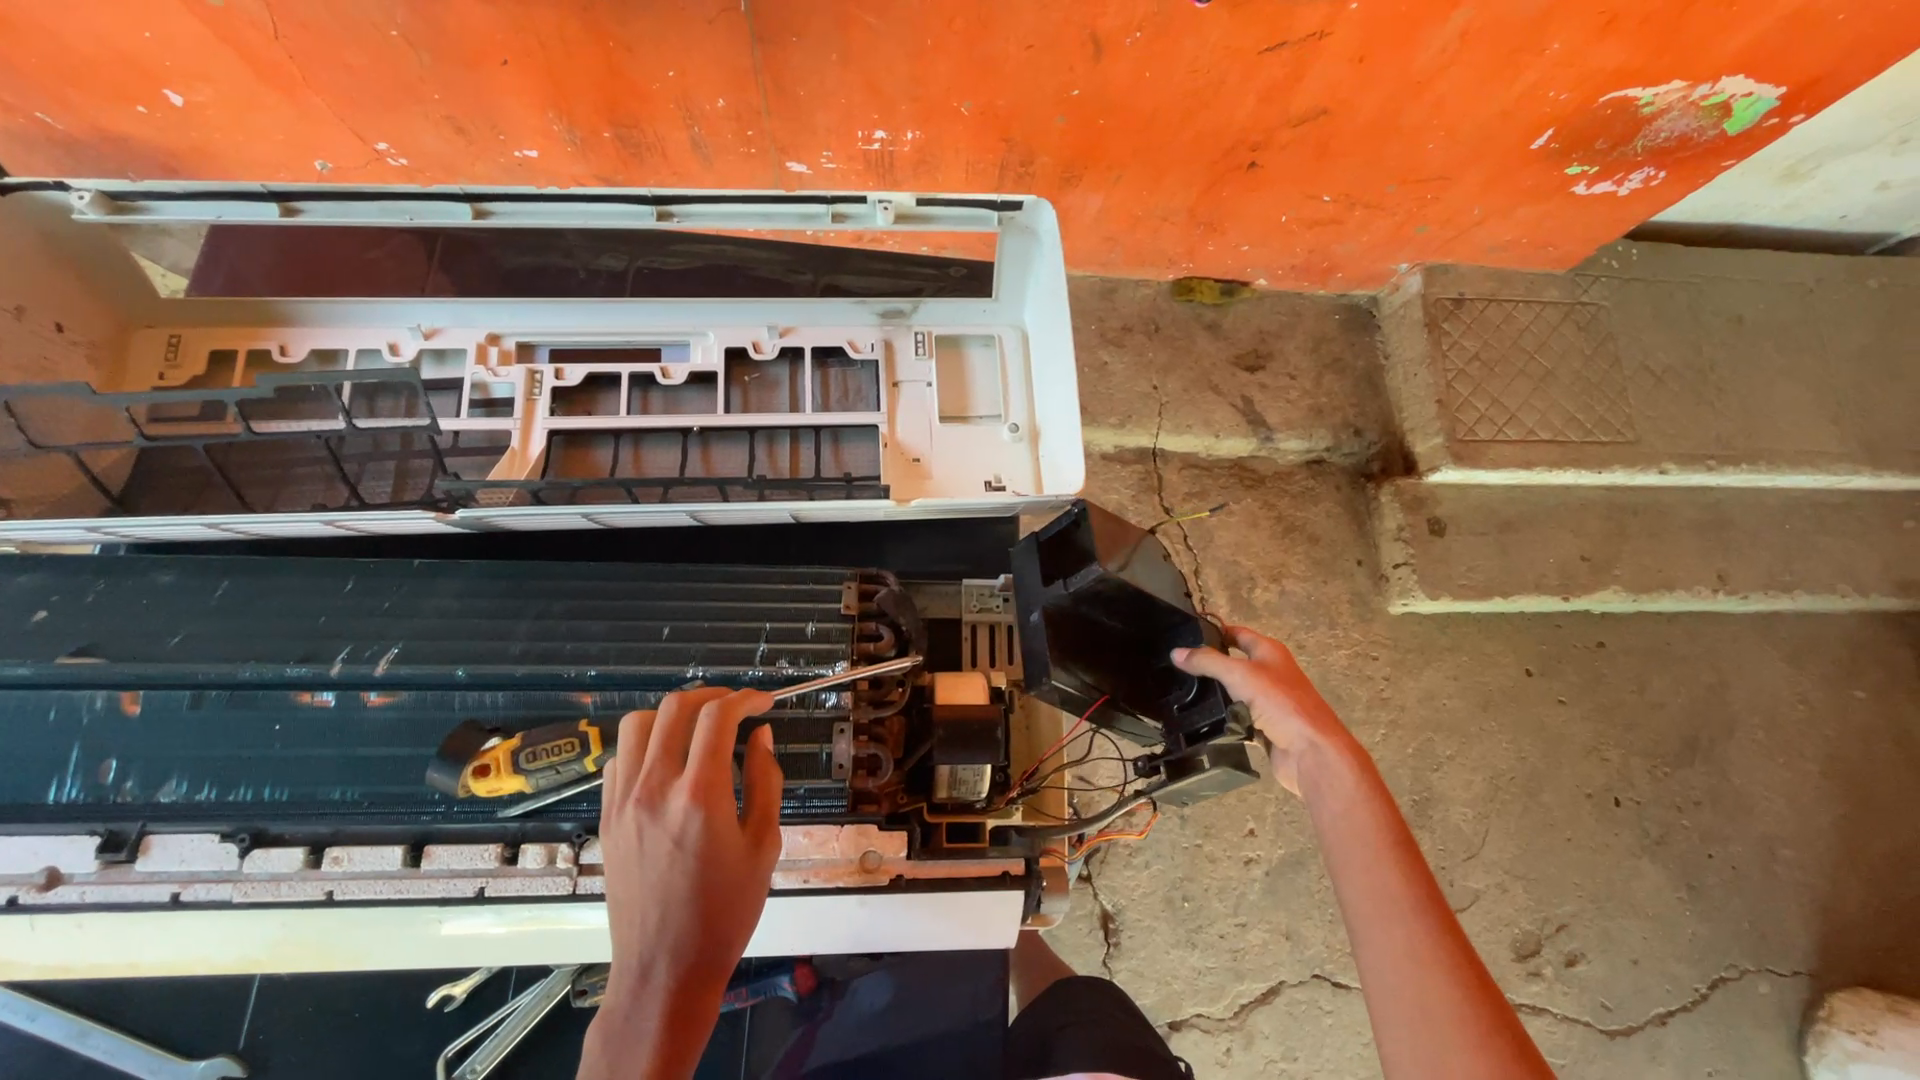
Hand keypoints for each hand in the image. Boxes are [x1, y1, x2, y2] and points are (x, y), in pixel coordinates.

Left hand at [579, 687, 782, 1079]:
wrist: (665, 968)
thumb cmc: (725, 912)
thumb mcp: (764, 845)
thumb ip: (764, 781)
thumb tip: (761, 736)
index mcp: (700, 795)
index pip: (719, 716)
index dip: (746, 698)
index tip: (765, 703)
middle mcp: (655, 788)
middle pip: (675, 708)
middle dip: (712, 697)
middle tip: (737, 708)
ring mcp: (623, 801)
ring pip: (637, 725)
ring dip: (672, 714)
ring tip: (698, 728)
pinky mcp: (607, 818)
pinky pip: (618, 759)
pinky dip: (644, 745)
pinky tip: (666, 763)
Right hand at [1172, 626, 1360, 797]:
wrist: (1310, 752)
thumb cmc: (1281, 703)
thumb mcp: (1240, 675)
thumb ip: (1207, 662)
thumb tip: (1176, 652)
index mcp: (1269, 652)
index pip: (1237, 634)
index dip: (1214, 631)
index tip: (1186, 635)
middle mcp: (1270, 673)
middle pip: (1233, 664)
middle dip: (1209, 666)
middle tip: (1177, 668)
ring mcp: (1268, 701)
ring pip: (1233, 692)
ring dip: (1214, 695)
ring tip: (1182, 693)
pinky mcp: (1264, 726)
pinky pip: (1237, 717)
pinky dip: (1223, 719)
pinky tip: (1201, 719)